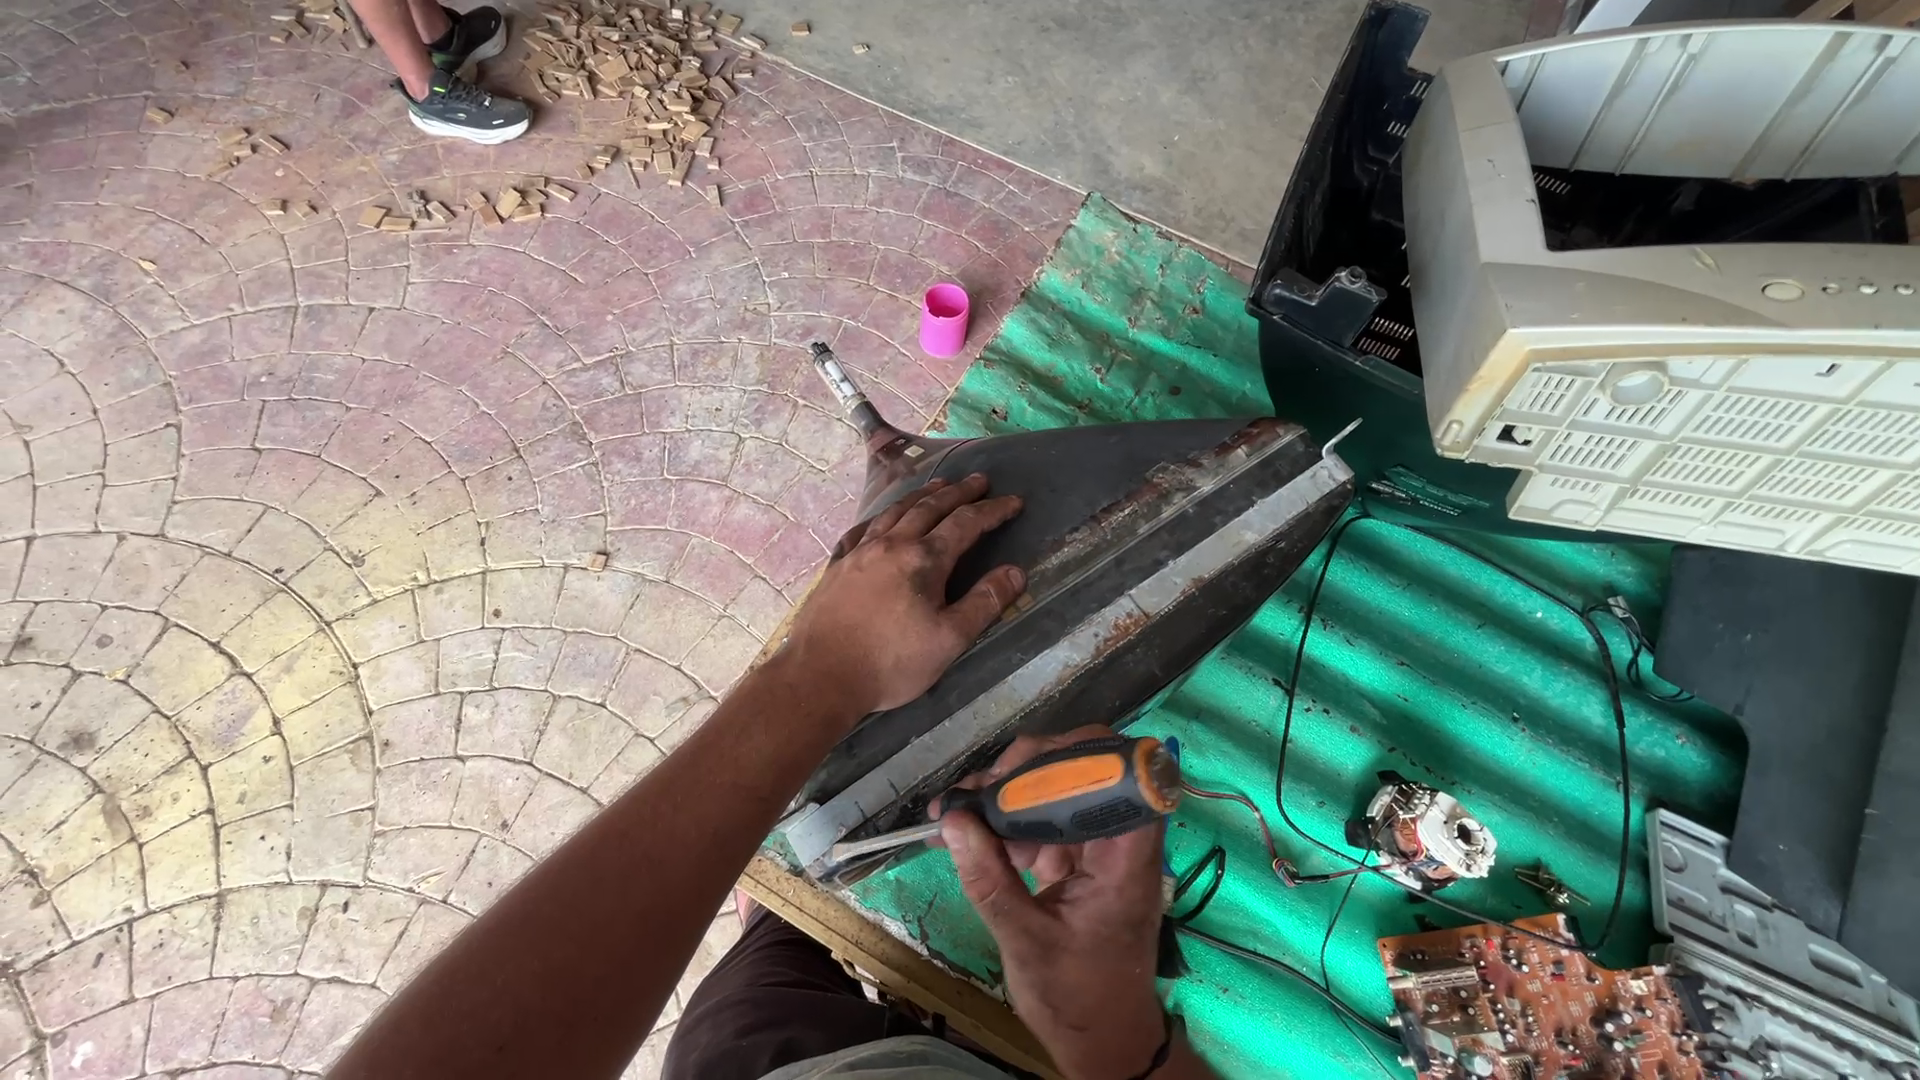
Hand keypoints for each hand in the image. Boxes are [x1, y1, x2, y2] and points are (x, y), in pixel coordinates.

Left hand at [783, 473, 1024, 715]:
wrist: (820, 675)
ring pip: (894, 512)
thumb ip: (984, 603)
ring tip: (938, 485)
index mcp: (923, 559)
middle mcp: (891, 545)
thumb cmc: (891, 662)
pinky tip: (880, 520)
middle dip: (958, 492)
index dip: (992, 511)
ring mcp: (858, 553)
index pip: (966, 524)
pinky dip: (879, 517)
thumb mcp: (949, 640)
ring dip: (921, 495)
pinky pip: (861, 530)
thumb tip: (1016, 572)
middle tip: (979, 480)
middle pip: (930, 507)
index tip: (1014, 501)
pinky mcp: (836, 568)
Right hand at [938, 726, 1168, 1079]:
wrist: (1101, 1041)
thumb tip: (952, 821)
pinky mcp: (1075, 855)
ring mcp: (1095, 844)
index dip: (1076, 757)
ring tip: (958, 810)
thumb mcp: (1026, 942)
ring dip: (1006, 794)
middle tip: (974, 791)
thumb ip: (989, 880)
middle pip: (1082, 772)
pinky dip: (1006, 820)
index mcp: (1126, 856)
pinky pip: (1041, 819)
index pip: (1121, 776)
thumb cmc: (1077, 998)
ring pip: (1056, 791)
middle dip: (1023, 771)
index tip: (1019, 769)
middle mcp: (1117, 838)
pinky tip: (969, 833)